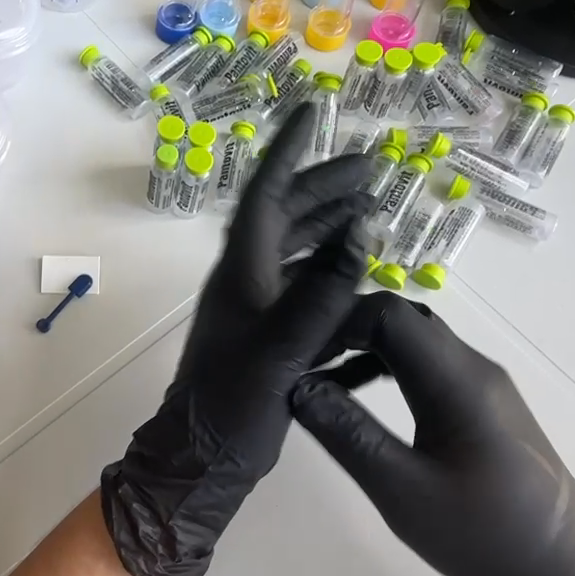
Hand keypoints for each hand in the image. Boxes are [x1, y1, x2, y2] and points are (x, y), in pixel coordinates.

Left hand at [101, 104, 373, 575]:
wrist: (201, 464)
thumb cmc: (231, 404)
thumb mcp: (282, 347)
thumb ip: (323, 291)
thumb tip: (364, 229)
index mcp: (241, 270)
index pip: (266, 193)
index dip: (290, 150)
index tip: (314, 111)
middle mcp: (246, 280)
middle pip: (286, 218)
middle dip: (326, 189)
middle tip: (372, 172)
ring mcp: (257, 310)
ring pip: (297, 254)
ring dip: (331, 230)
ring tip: (373, 216)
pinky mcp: (269, 338)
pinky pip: (306, 293)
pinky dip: (334, 281)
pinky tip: (367, 288)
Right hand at [290, 294, 574, 575]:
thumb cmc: (484, 537)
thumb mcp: (402, 491)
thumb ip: (346, 432)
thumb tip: (296, 384)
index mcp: (456, 379)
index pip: (386, 313)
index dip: (336, 320)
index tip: (296, 346)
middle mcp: (472, 365)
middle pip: (399, 317)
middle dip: (343, 327)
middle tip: (299, 354)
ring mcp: (482, 381)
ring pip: (412, 337)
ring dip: (362, 345)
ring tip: (318, 373)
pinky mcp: (483, 400)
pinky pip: (426, 360)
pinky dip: (385, 363)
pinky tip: (356, 392)